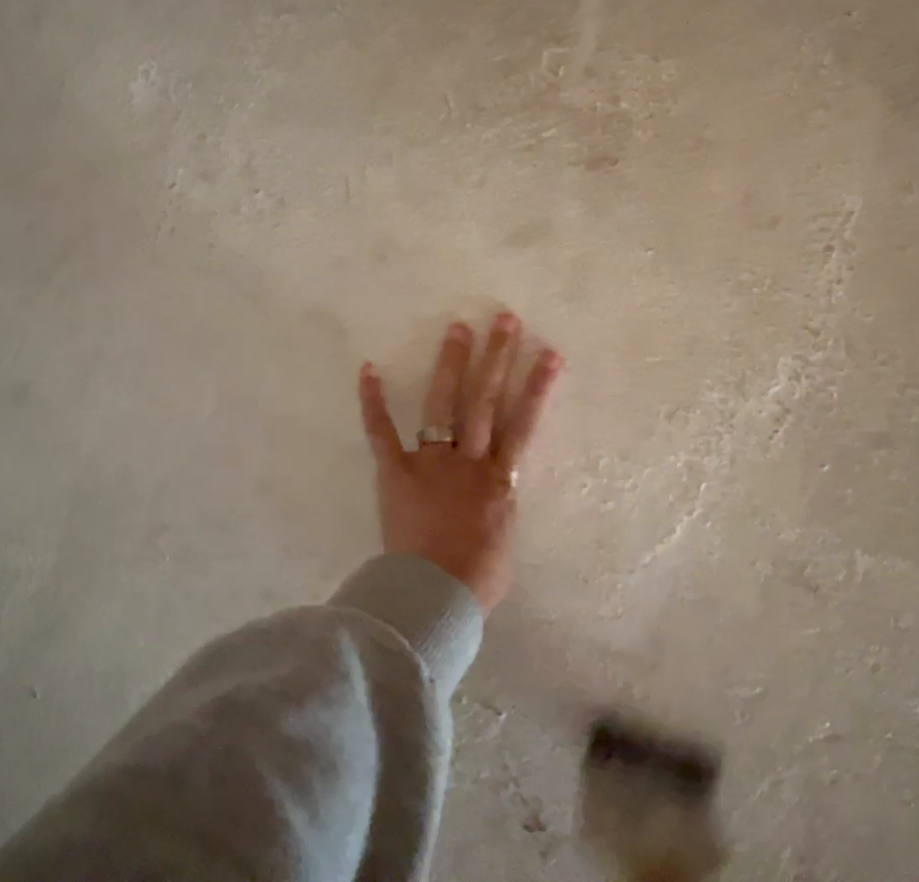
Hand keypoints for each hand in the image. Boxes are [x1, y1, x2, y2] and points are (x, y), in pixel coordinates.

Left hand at [357, 312, 563, 610]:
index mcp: (499, 481)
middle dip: (497, 358)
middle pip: (485, 401)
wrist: (436, 597)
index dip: (536, 388)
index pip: (523, 424)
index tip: (549, 354)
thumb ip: (497, 518)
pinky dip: (373, 402)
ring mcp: (431, 463)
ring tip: (459, 329)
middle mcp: (469, 461)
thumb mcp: (502, 547)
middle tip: (504, 321)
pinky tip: (369, 369)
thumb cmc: (477, 582)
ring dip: (452, 366)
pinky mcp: (396, 473)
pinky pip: (382, 433)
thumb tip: (492, 511)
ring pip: (444, 406)